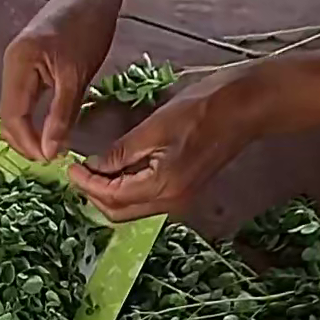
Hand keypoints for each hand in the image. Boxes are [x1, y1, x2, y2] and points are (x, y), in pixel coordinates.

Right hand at [0, 0, 121, 160]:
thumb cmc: (87, 27)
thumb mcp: (76, 77)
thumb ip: (61, 117)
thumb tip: (49, 152)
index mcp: (19, 65)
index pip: (14, 117)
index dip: (28, 144)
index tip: (48, 160)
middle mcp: (11, 66)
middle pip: (8, 118)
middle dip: (25, 142)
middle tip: (50, 158)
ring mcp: (16, 67)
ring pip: (14, 113)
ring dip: (28, 135)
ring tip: (50, 148)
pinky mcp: (26, 69)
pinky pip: (23, 103)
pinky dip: (32, 122)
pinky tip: (48, 131)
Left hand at [69, 68, 260, 220]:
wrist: (248, 107)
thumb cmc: (206, 107)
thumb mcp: (156, 126)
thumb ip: (122, 152)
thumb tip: (94, 166)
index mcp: (162, 187)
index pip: (112, 197)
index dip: (88, 184)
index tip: (71, 168)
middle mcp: (169, 204)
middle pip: (119, 213)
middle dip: (94, 195)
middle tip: (78, 172)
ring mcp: (176, 203)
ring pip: (130, 210)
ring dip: (108, 195)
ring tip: (92, 172)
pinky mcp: (181, 194)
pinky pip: (145, 201)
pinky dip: (125, 191)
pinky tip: (115, 172)